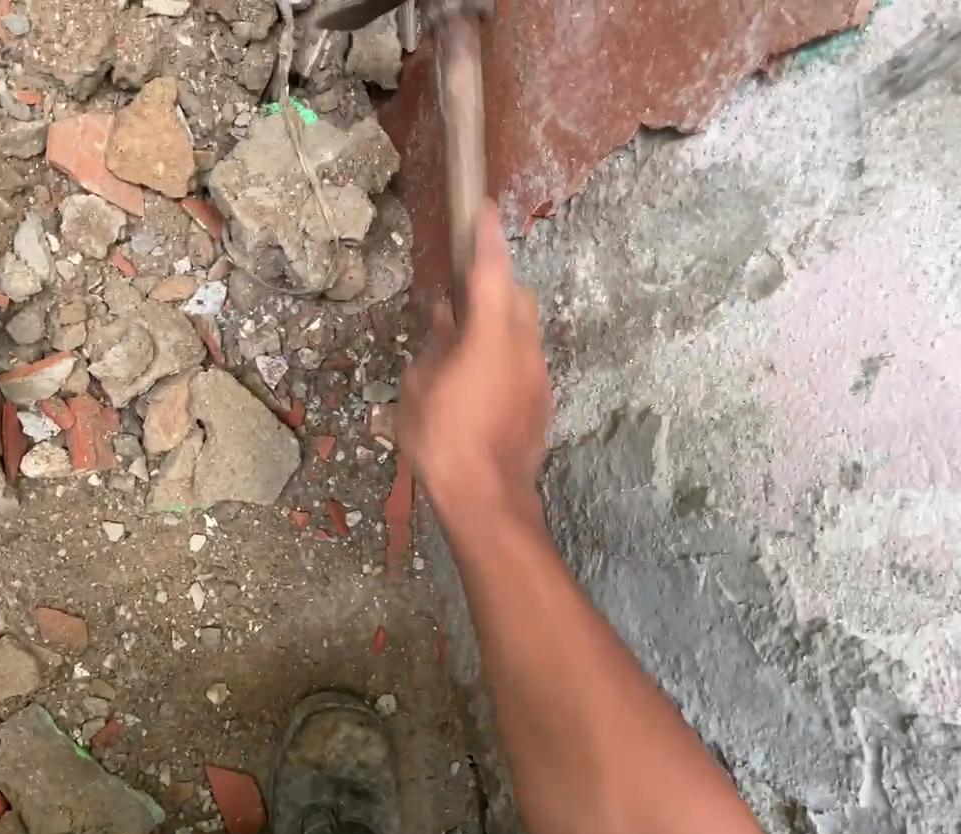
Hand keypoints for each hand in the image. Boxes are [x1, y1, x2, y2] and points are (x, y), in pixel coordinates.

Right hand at [400, 203, 552, 523]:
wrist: (486, 495)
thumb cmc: (441, 441)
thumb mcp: (418, 390)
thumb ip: (434, 348)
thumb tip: (445, 322)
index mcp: (489, 336)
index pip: (492, 272)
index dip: (486, 238)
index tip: (483, 210)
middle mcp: (523, 347)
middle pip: (517, 297)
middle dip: (494, 289)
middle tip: (462, 301)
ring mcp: (538, 374)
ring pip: (523, 331)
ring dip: (497, 327)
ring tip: (464, 349)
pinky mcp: (542, 399)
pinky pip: (524, 362)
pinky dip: (504, 357)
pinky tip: (478, 384)